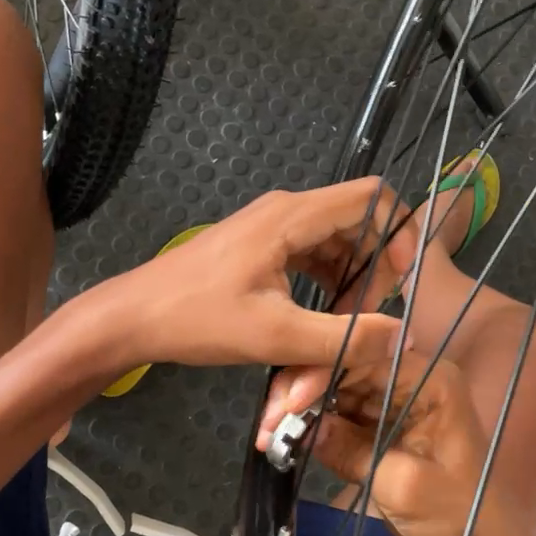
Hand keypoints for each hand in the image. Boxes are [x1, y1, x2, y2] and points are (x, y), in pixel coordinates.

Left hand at [92, 177, 422, 370]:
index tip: (401, 282)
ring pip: (339, 247)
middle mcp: (289, 212)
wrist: (132, 318)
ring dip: (351, 287)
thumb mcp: (276, 335)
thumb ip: (344, 337)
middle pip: (360, 226)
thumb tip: (403, 339)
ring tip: (342, 330)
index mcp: (293, 217)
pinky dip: (328, 287)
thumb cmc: (198, 320)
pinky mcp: (264, 248)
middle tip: (366, 322)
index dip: (399, 233)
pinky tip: (322, 321)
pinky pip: (315, 258)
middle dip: (373, 274)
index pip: (372, 197)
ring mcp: (275, 229)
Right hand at [257, 355, 535, 535]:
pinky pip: (339, 420)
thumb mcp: (404, 484)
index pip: (368, 356)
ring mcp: (393, 409)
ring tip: (268, 435)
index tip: (289, 402)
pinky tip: (283, 441)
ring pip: (337, 394)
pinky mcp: (378, 434)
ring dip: (303, 412)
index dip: (323, 371)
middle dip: (305, 392)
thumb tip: (299, 427)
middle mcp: (411, 385)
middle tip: (269, 422)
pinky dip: (312, 430)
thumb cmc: (457, 517)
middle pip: (347, 370)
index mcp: (431, 382)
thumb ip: (351, 450)